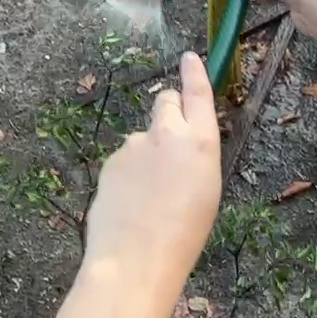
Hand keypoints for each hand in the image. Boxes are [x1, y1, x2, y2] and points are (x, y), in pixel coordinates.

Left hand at [81, 52, 220, 295]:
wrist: (134, 260)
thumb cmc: (183, 236)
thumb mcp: (206, 192)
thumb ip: (194, 158)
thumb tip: (180, 150)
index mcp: (201, 143)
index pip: (198, 94)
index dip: (194, 73)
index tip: (189, 57)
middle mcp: (168, 135)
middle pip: (165, 102)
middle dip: (168, 109)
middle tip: (169, 137)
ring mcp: (134, 145)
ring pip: (142, 138)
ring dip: (146, 154)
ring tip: (148, 197)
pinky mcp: (111, 161)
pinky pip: (124, 160)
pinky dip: (128, 175)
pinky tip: (129, 205)